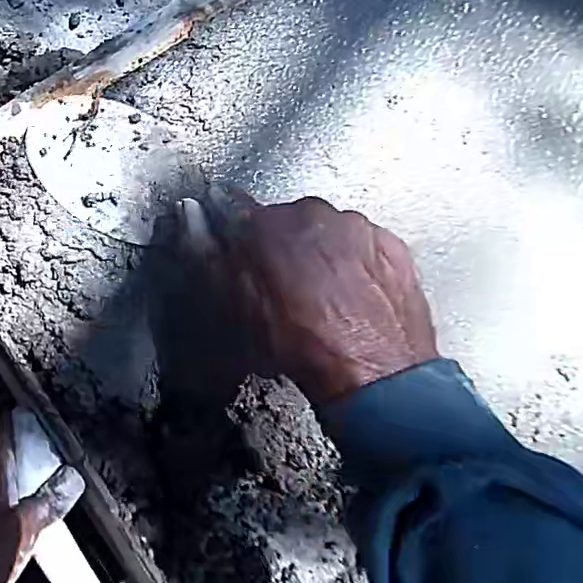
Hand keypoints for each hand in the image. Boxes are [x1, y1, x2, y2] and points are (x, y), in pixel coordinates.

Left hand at [0, 414, 84, 582]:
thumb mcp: (22, 534)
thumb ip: (47, 503)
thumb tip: (71, 478)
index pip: (9, 427)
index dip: (30, 414)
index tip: (53, 410)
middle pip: (11, 443)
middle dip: (36, 437)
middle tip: (65, 436)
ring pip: (9, 464)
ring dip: (31, 460)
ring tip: (59, 462)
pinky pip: (6, 484)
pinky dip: (24, 481)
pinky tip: (39, 494)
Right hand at [179, 188, 438, 403]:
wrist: (375, 374)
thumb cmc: (302, 344)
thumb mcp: (232, 303)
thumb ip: (205, 250)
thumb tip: (190, 213)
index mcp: (269, 221)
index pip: (232, 208)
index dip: (227, 232)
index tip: (228, 250)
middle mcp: (315, 213)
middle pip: (282, 220)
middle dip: (274, 246)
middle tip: (274, 289)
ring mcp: (358, 227)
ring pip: (323, 232)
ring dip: (314, 254)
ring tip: (314, 299)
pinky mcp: (391, 247)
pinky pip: (359, 246)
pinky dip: (350, 264)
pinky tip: (345, 297)